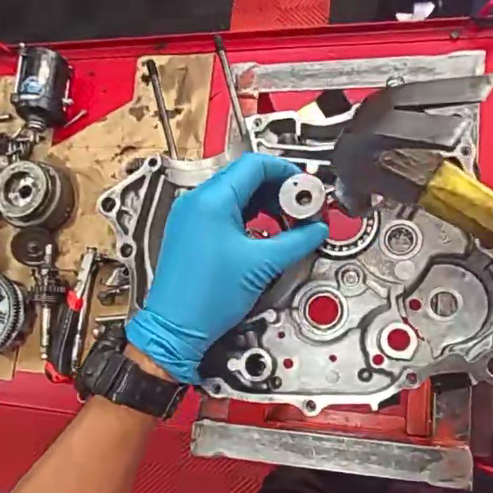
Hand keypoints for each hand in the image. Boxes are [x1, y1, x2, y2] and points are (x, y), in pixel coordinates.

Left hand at [126, 155, 329, 382]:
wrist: (176, 327)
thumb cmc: (203, 299)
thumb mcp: (261, 265)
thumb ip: (296, 241)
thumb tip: (316, 230)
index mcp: (211, 200)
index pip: (256, 165)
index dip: (287, 173)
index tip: (305, 188)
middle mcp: (197, 202)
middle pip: (247, 177)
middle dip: (279, 191)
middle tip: (301, 208)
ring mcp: (191, 217)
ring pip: (237, 195)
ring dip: (265, 204)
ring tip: (287, 223)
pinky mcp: (191, 233)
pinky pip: (224, 212)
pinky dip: (248, 218)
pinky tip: (265, 234)